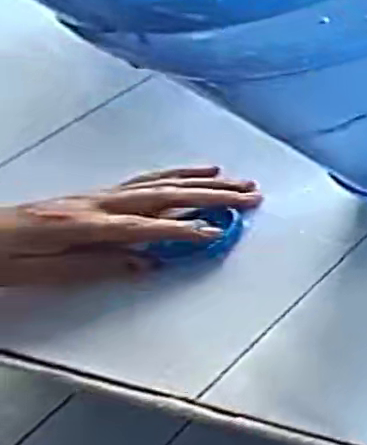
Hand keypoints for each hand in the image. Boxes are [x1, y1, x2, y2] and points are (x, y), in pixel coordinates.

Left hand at [0, 166, 262, 286]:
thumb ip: (95, 267)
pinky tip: (202, 172)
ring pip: (163, 184)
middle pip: (166, 196)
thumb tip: (148, 263)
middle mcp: (94, 204)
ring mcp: (96, 196)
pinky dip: (179, 174)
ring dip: (208, 183)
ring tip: (242, 183)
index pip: (145, 227)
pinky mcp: (96, 195)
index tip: (220, 235)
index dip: (185, 230)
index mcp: (79, 224)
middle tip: (253, 199)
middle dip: (215, 197)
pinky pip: (147, 180)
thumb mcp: (34, 272)